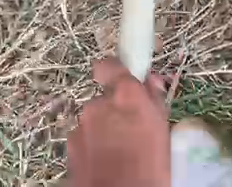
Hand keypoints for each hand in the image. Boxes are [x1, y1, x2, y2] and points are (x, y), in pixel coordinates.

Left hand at [67, 57, 170, 186]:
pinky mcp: (70, 148)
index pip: (110, 65)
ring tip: (116, 150)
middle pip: (104, 97)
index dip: (114, 71)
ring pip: (93, 119)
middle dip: (113, 109)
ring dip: (102, 128)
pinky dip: (91, 145)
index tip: (121, 79)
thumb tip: (151, 81)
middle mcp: (99, 104)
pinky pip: (83, 138)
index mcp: (125, 95)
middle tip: (128, 128)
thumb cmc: (149, 167)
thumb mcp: (161, 129)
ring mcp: (81, 127)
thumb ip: (154, 99)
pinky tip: (104, 161)